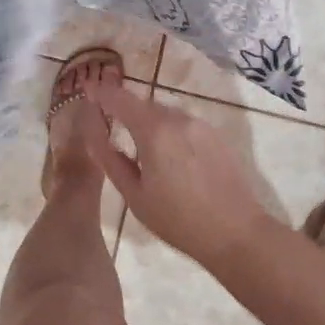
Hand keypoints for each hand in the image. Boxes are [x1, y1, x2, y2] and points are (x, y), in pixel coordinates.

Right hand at [84, 81, 271, 267]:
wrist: (238, 234)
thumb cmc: (179, 220)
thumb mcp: (135, 196)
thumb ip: (110, 159)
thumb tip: (93, 133)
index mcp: (153, 131)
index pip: (119, 98)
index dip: (100, 92)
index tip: (86, 90)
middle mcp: (177, 118)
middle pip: (143, 104)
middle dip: (125, 110)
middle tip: (113, 125)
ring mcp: (200, 124)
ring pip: (165, 114)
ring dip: (149, 123)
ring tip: (144, 150)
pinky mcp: (216, 135)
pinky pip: (184, 124)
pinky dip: (170, 132)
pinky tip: (172, 159)